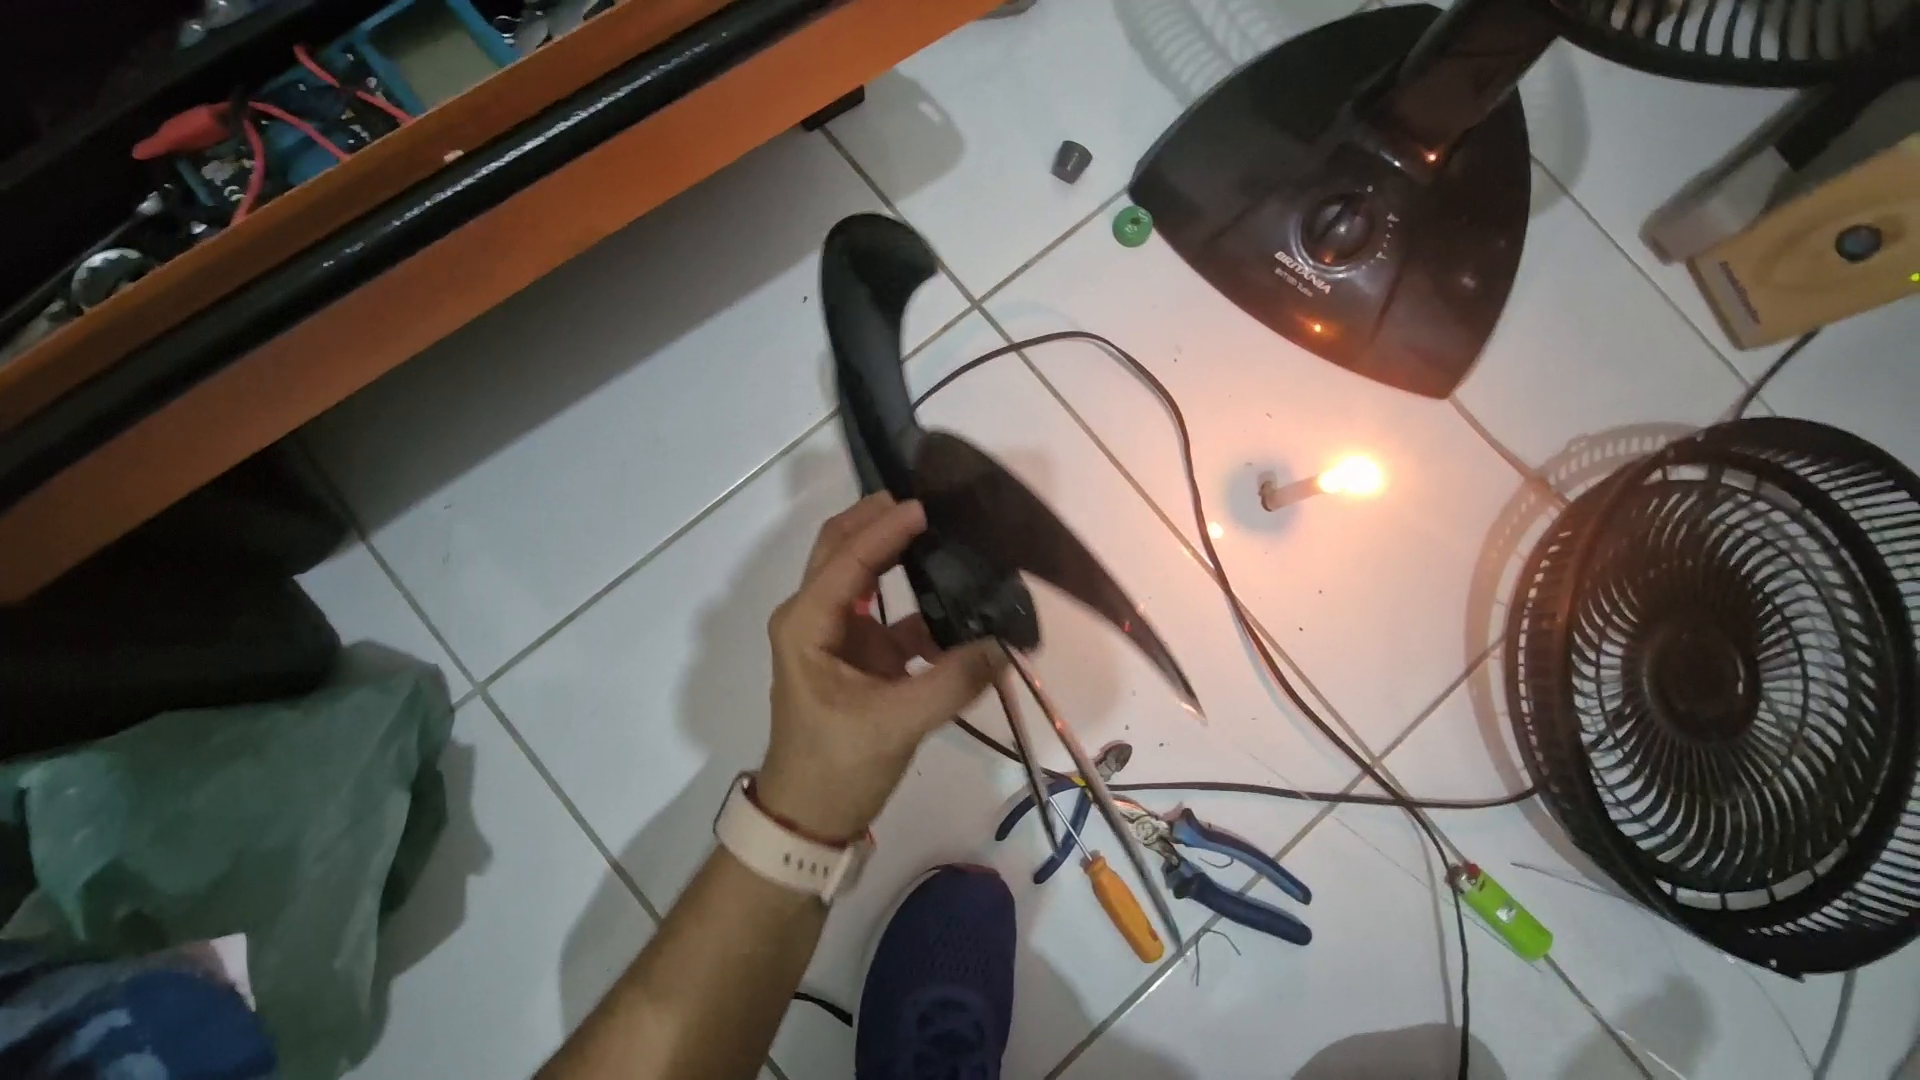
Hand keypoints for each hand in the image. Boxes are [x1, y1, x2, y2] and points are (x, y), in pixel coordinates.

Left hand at [755, 494, 1004, 842]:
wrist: (811, 816)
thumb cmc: (836, 764)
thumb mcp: (895, 723)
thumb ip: (952, 681)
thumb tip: (1005, 645)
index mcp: (807, 624)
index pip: (847, 558)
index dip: (886, 529)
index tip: (927, 506)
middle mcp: (814, 618)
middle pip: (843, 551)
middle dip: (877, 521)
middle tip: (925, 499)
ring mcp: (837, 636)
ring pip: (863, 578)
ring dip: (895, 554)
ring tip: (942, 534)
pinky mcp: (859, 658)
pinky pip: (890, 618)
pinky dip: (920, 608)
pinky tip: (957, 607)